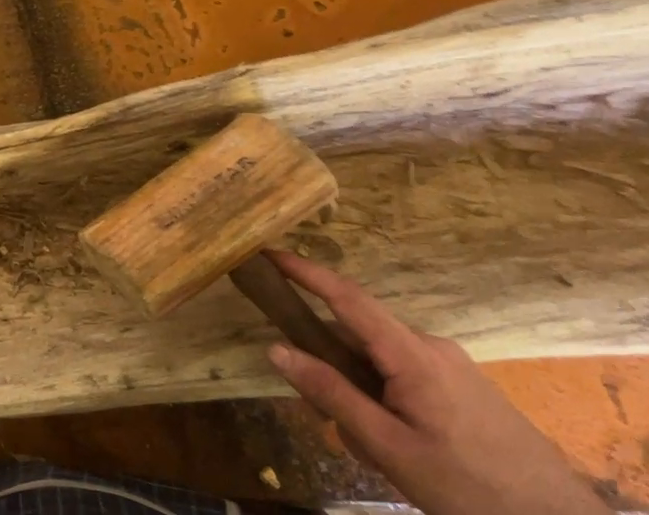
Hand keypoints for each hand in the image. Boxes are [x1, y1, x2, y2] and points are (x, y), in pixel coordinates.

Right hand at [264, 251, 606, 514]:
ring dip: (359, 393)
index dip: (305, 272)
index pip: (349, 299)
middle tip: (320, 416)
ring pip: (380, 363)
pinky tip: (395, 445)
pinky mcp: (467, 389)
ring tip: (369, 448)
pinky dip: (384, 400)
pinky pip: (406, 377)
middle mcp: (433, 349)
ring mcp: (454, 368)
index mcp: (413, 356)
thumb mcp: (388, 446)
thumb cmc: (469, 484)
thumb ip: (331, 394)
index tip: (268, 253)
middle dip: (329, 368)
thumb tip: (276, 348)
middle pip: (358, 338)